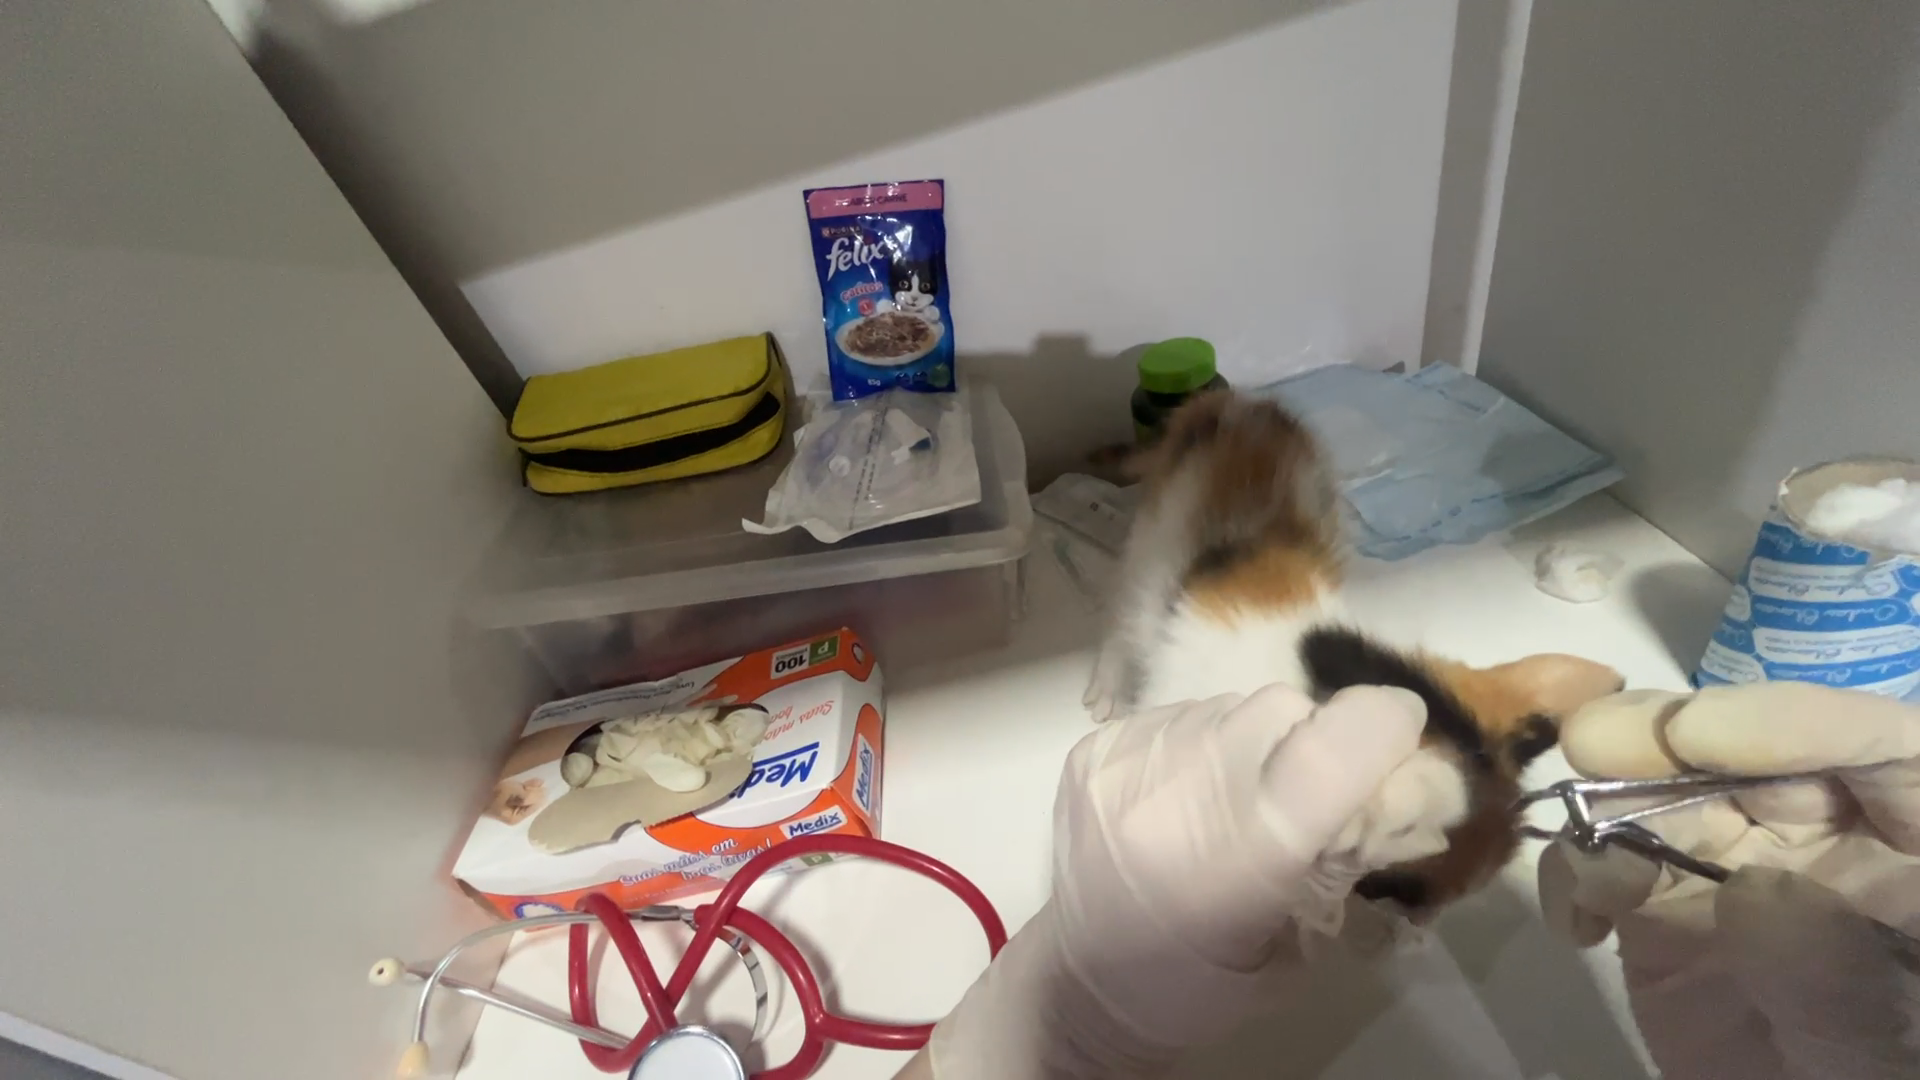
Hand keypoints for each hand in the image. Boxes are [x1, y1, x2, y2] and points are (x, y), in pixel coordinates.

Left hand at [922, 684, 1431, 1078]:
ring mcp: (1120, 762)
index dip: (1374, 724)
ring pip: (1226, 702)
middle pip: (1276, 709)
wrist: (1083, 974)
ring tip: (1235, 789)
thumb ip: (1344, 854)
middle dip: (1312, 734)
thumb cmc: (1202, 982)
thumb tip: (1394, 772)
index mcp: (1230, 866)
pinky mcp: (1091, 746)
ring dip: (1252, 734)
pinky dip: (1201, 736)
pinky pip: (1176, 710)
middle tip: (1307, 781)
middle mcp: (1167, 797)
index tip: (1402, 720)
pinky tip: (1186, 785)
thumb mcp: (1299, 943)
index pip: (1320, 757)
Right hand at [1538, 683, 1919, 1079]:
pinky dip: (1567, 876)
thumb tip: (1762, 891)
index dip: (1784, 721)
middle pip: (1737, 746)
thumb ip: (1847, 988)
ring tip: (1594, 878)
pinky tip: (1578, 923)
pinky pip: (1593, 857)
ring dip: (1595, 804)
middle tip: (1589, 748)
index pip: (1873, 746)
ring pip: (1647, 785)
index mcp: (1915, 854)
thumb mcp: (1893, 1063)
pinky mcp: (1652, 900)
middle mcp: (1821, 841)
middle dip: (1654, 733)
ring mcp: (1725, 866)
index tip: (1693, 735)